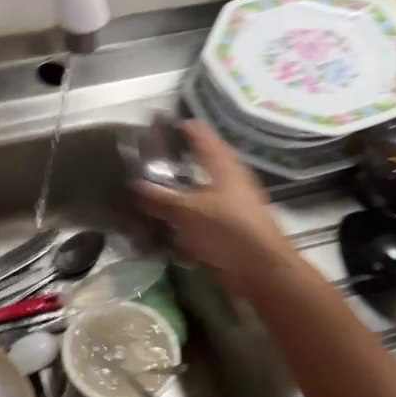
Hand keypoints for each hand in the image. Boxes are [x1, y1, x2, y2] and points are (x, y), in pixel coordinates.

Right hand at [134, 121, 296, 299]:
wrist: (261, 270)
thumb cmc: (228, 230)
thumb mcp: (187, 212)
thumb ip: (159, 198)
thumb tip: (134, 185)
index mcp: (222, 164)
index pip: (198, 132)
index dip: (176, 126)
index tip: (150, 127)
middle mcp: (228, 178)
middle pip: (197, 161)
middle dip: (171, 161)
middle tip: (142, 162)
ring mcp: (229, 203)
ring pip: (196, 190)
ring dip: (174, 192)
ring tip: (146, 192)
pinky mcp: (227, 227)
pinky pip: (197, 216)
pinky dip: (180, 218)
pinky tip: (161, 225)